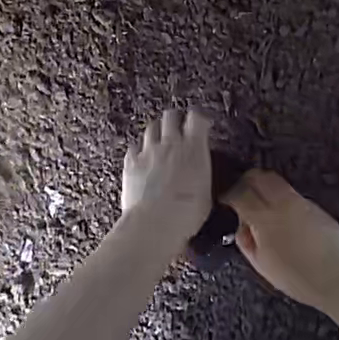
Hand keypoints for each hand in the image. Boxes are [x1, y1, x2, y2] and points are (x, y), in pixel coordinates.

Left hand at [121, 108, 213, 237]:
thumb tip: (200, 176)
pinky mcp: (131, 162)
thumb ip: (202, 175)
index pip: (197, 118)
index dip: (199, 118)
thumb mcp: (206, 194)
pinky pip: (134, 146)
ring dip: (157, 131)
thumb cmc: (185, 214)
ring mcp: (149, 151)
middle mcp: (170, 143)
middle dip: (175, 119)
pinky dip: (139, 149)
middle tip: (179, 126)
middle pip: (171, 116)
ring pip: (151, 127)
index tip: (201, 123)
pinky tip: (142, 156)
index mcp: (194, 148)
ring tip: (160, 139)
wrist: (154, 223)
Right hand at [224, 170, 338, 312]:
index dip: (228, 194)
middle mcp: (281, 203)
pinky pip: (290, 192)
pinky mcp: (314, 205)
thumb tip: (241, 228)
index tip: (225, 200)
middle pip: (258, 176)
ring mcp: (300, 201)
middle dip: (245, 181)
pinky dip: (279, 196)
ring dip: (263, 186)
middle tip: (240, 194)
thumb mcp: (265, 267)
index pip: (239, 193)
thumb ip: (247, 244)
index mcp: (264, 219)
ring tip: (260, 204)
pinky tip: (281, 215)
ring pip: (275, 180)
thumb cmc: (300, 279)